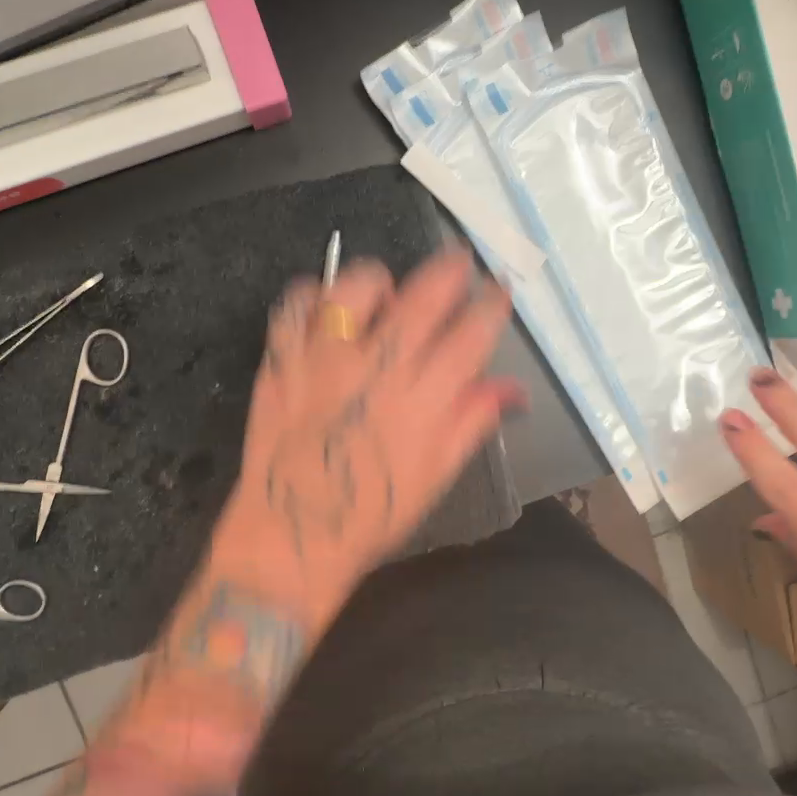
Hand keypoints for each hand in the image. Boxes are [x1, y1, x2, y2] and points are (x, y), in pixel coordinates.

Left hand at [217, 248, 522, 618]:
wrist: (289, 537)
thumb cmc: (371, 515)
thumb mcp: (435, 476)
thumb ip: (472, 421)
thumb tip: (514, 388)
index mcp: (423, 403)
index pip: (470, 336)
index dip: (491, 306)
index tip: (500, 289)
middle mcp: (377, 371)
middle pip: (422, 299)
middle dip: (449, 271)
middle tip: (460, 258)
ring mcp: (324, 362)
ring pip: (355, 289)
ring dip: (378, 279)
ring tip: (386, 288)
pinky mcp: (282, 363)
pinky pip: (295, 308)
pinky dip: (313, 295)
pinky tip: (326, 305)